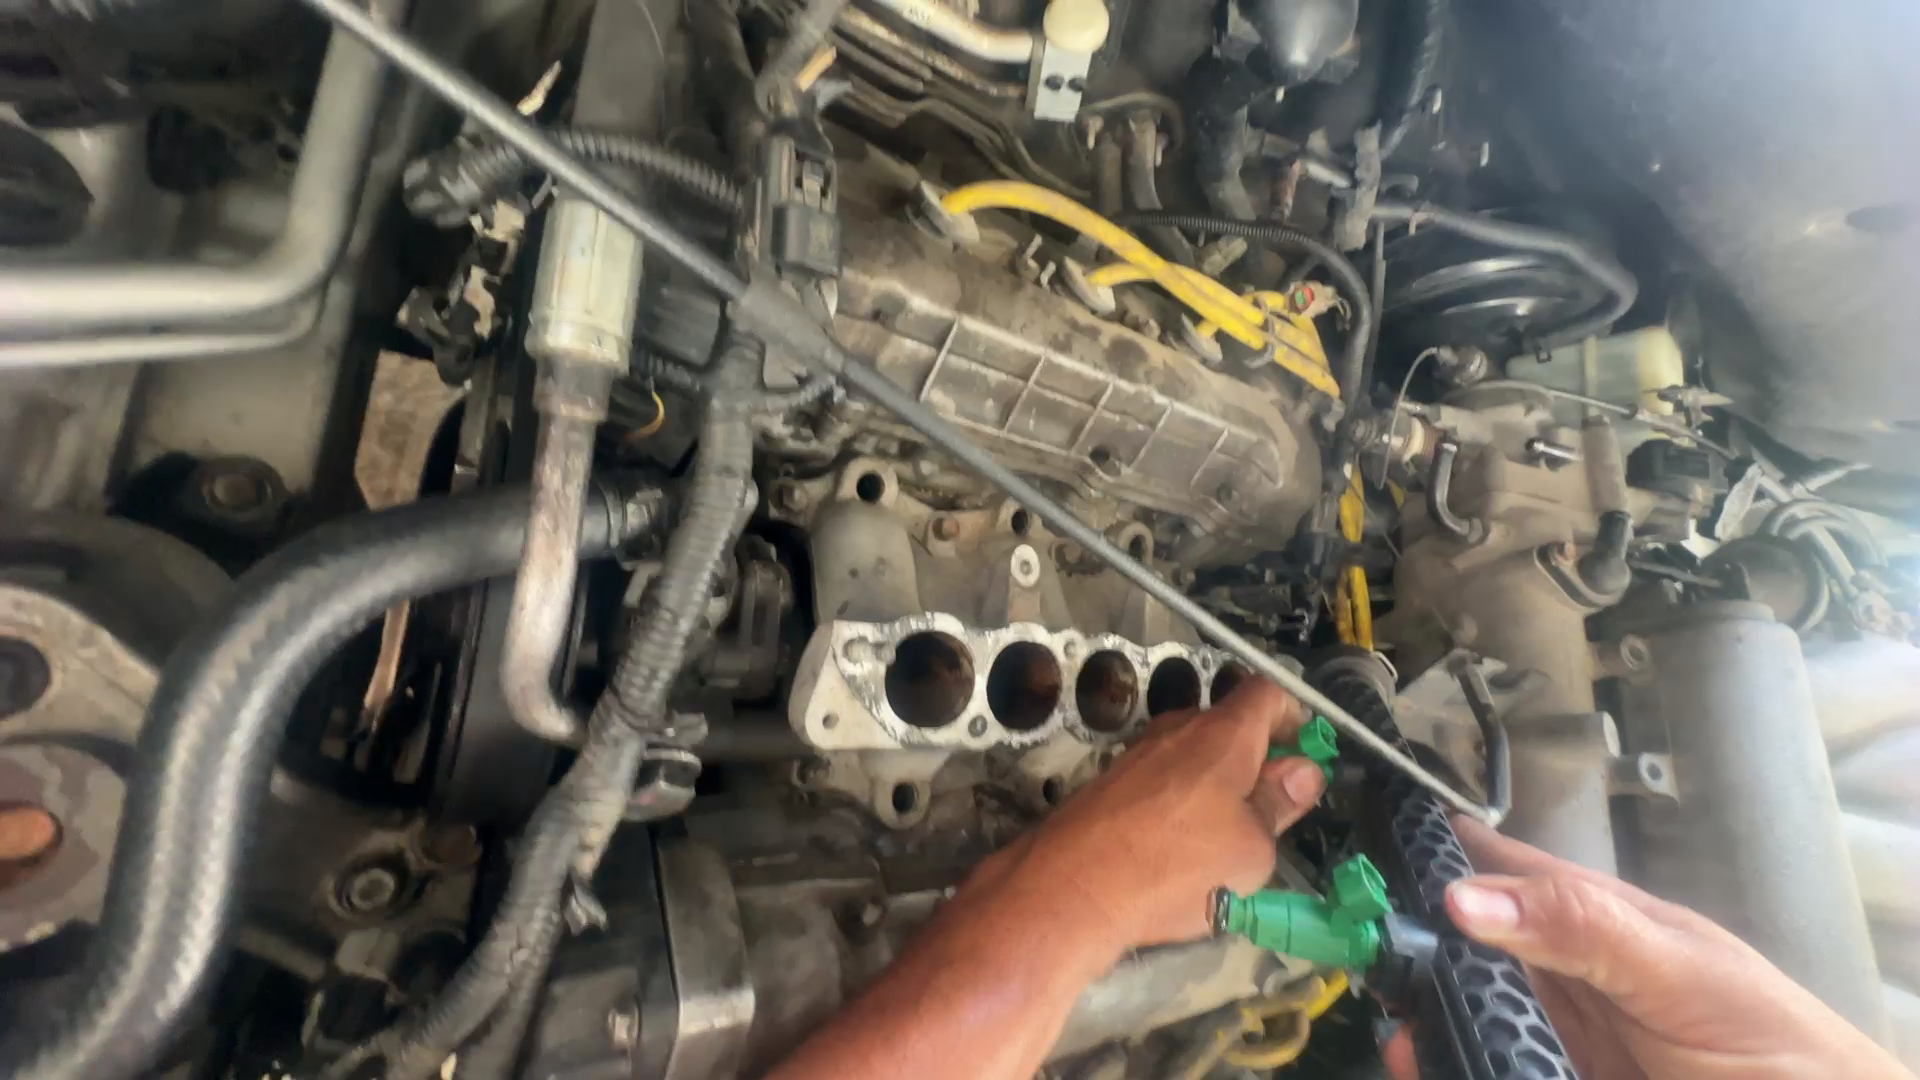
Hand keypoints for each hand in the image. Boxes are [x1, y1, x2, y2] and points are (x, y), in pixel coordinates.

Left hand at [978, 678, 1328, 960]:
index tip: (1309, 749)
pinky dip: (1186, 794)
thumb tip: (1303, 770)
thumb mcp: (1251, 849)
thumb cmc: (1178, 863)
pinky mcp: (1116, 776)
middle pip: (1230, 723)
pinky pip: (1166, 772)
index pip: (1267, 692)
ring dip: (1221, 779)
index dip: (1295, 713)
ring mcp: (1141, 750)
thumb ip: (1279, 804)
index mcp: (1222, 734)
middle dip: (1259, 755)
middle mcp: (1178, 728)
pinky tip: (1184, 839)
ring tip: (1230, 834)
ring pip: (1196, 750)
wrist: (1076, 881)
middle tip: (1276, 807)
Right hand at [1392, 817, 1910, 1079]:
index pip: (1480, 858)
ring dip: (1410, 1002)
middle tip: (1354, 943)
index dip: (1416, 843)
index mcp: (1574, 912)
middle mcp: (1544, 962)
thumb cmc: (1780, 1055)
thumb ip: (1583, 925)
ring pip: (1450, 998)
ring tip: (1391, 1020)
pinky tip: (1412, 1057)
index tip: (1355, 848)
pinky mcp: (1532, 1069)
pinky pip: (1471, 1057)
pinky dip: (1434, 1054)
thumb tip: (1459, 895)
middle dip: (1397, 932)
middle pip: (1447, 933)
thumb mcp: (1687, 975)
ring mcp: (1538, 1024)